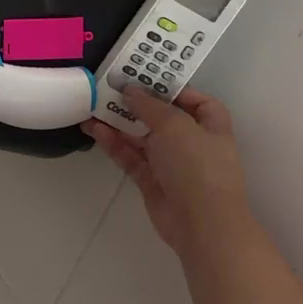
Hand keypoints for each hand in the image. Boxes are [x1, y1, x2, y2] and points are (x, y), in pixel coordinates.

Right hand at [82, 86, 250, 253]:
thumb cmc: (197, 166)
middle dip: (137, 104)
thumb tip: (130, 90)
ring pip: (141, 137)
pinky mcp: (150, 179)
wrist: (201, 222)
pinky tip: (94, 129)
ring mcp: (171, 163)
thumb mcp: (175, 125)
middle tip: (109, 89)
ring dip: (118, 122)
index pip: (201, 103)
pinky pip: (129, 155)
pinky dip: (112, 142)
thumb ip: (149, 105)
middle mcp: (192, 144)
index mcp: (210, 128)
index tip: (149, 81)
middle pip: (163, 118)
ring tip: (92, 106)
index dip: (178, 91)